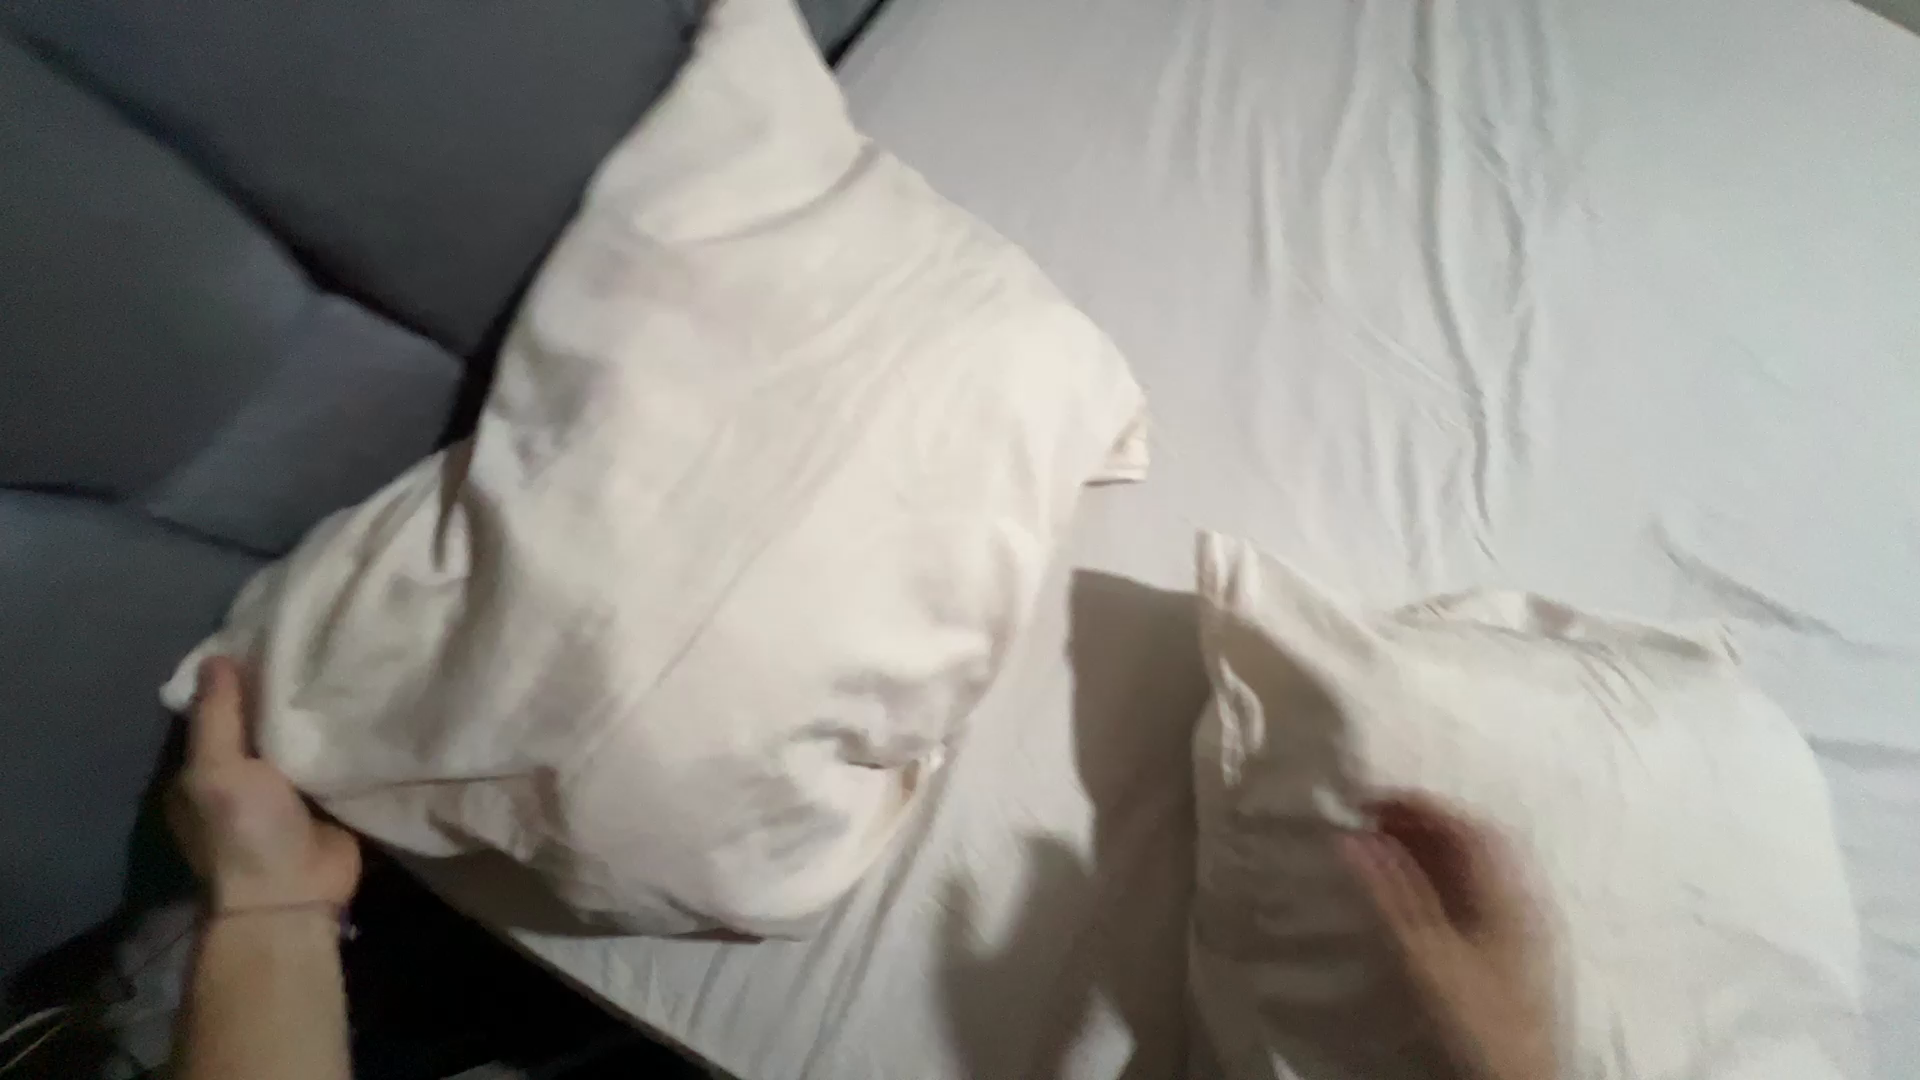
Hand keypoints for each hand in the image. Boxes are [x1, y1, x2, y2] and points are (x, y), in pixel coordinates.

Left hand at [168, 657, 360, 912]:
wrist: (295, 888)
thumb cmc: (245, 829)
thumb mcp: (218, 771)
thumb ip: (219, 719)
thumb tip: (215, 659)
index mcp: (209, 769)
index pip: (222, 712)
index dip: (242, 677)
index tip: (277, 639)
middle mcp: (249, 773)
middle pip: (270, 722)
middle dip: (294, 691)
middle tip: (331, 645)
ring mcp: (295, 786)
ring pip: (311, 737)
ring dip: (329, 713)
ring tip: (362, 665)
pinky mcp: (336, 793)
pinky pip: (344, 756)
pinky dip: (356, 736)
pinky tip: (380, 707)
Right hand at [1342, 792, 1555, 1079]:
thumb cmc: (1476, 1015)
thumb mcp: (1427, 952)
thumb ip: (1390, 891)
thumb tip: (1350, 836)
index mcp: (1507, 895)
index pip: (1467, 826)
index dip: (1419, 804)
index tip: (1370, 800)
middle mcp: (1517, 898)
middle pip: (1470, 838)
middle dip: (1417, 819)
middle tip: (1368, 817)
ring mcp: (1514, 919)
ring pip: (1469, 860)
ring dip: (1422, 841)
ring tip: (1376, 839)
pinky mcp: (1502, 939)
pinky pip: (1467, 883)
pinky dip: (1432, 867)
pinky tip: (1404, 875)